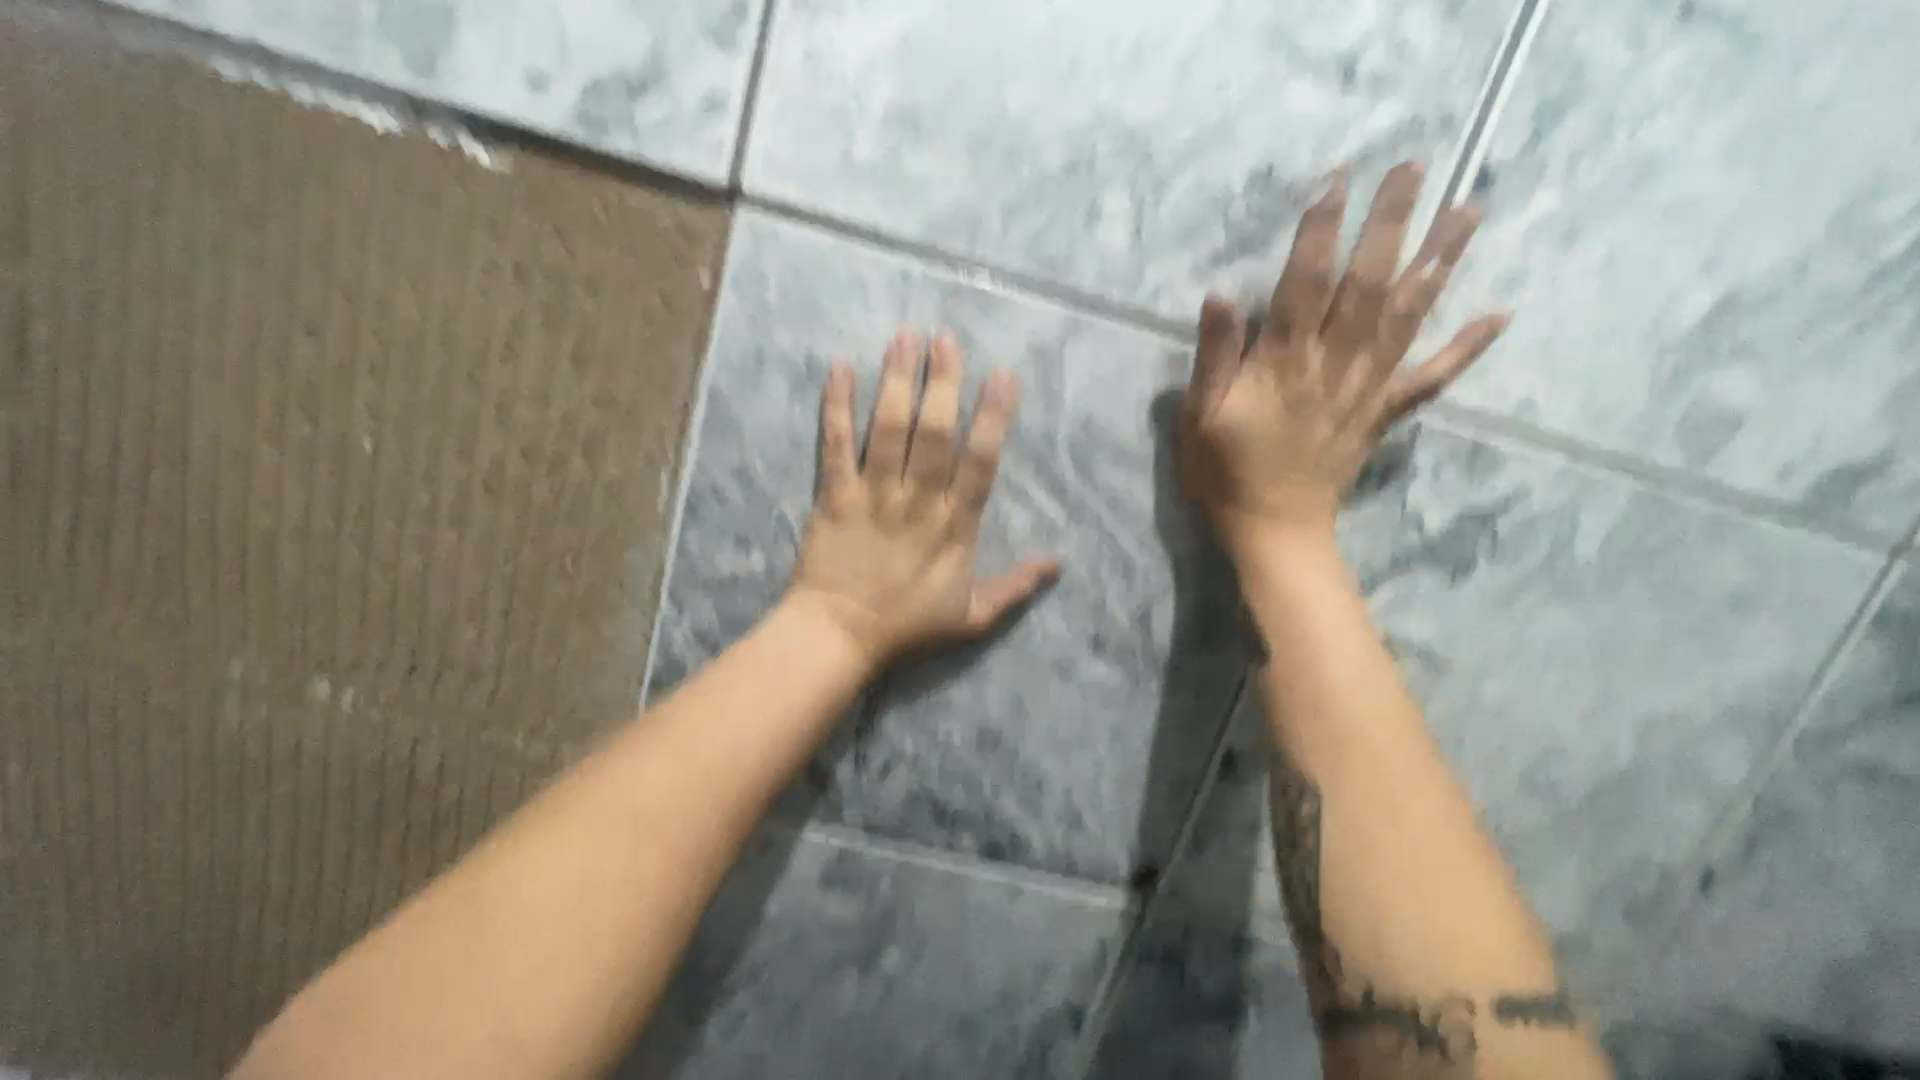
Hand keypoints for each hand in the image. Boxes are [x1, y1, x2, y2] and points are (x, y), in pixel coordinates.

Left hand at [786, 330, 1060, 666]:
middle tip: (946, 338)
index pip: (981, 462)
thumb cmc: (908, 627)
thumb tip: (1060, 562)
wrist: (840, 638)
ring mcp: (873, 495)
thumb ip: (1015, 586)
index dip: (993, 417)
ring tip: (904, 338)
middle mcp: (917, 501)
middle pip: (934, 434)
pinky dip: (837, 406)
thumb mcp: (973, 617)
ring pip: (888, 429)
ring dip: (897, 381)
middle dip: (942, 382)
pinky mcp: (834, 496)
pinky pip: (836, 445)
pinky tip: (840, 367)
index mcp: (955, 526)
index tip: (1003, 375)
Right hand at [1181, 161, 1510, 557]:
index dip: (1321, 230)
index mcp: (1284, 362)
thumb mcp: (1200, 416)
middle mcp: (1334, 364)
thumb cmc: (1226, 473)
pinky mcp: (1385, 413)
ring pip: (1408, 316)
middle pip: (1368, 284)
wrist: (1275, 531)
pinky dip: (1467, 347)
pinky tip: (1500, 315)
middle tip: (1414, 166)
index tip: (1338, 179)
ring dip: (1439, 261)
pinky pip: (1431, 378)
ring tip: (1469, 209)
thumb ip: (1214, 356)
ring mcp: (1367, 388)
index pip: (1306, 283)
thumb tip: (1220, 294)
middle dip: (1390, 222)